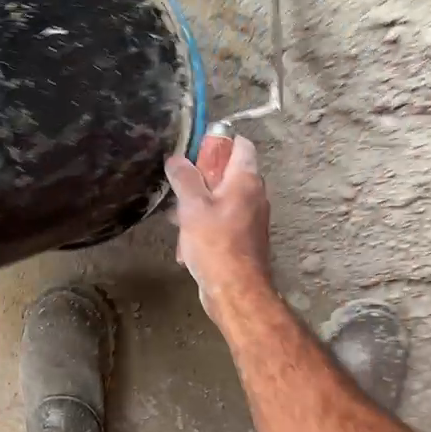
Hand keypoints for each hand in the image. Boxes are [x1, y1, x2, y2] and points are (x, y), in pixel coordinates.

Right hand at [165, 135, 274, 301]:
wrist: (236, 290)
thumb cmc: (216, 243)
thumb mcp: (193, 206)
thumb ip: (184, 178)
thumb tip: (176, 158)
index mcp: (246, 180)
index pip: (240, 145)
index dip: (218, 141)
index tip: (194, 149)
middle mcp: (255, 195)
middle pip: (227, 172)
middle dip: (200, 178)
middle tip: (178, 187)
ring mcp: (251, 218)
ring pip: (221, 199)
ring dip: (197, 205)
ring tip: (175, 218)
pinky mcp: (244, 238)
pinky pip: (222, 221)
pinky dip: (205, 226)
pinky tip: (186, 244)